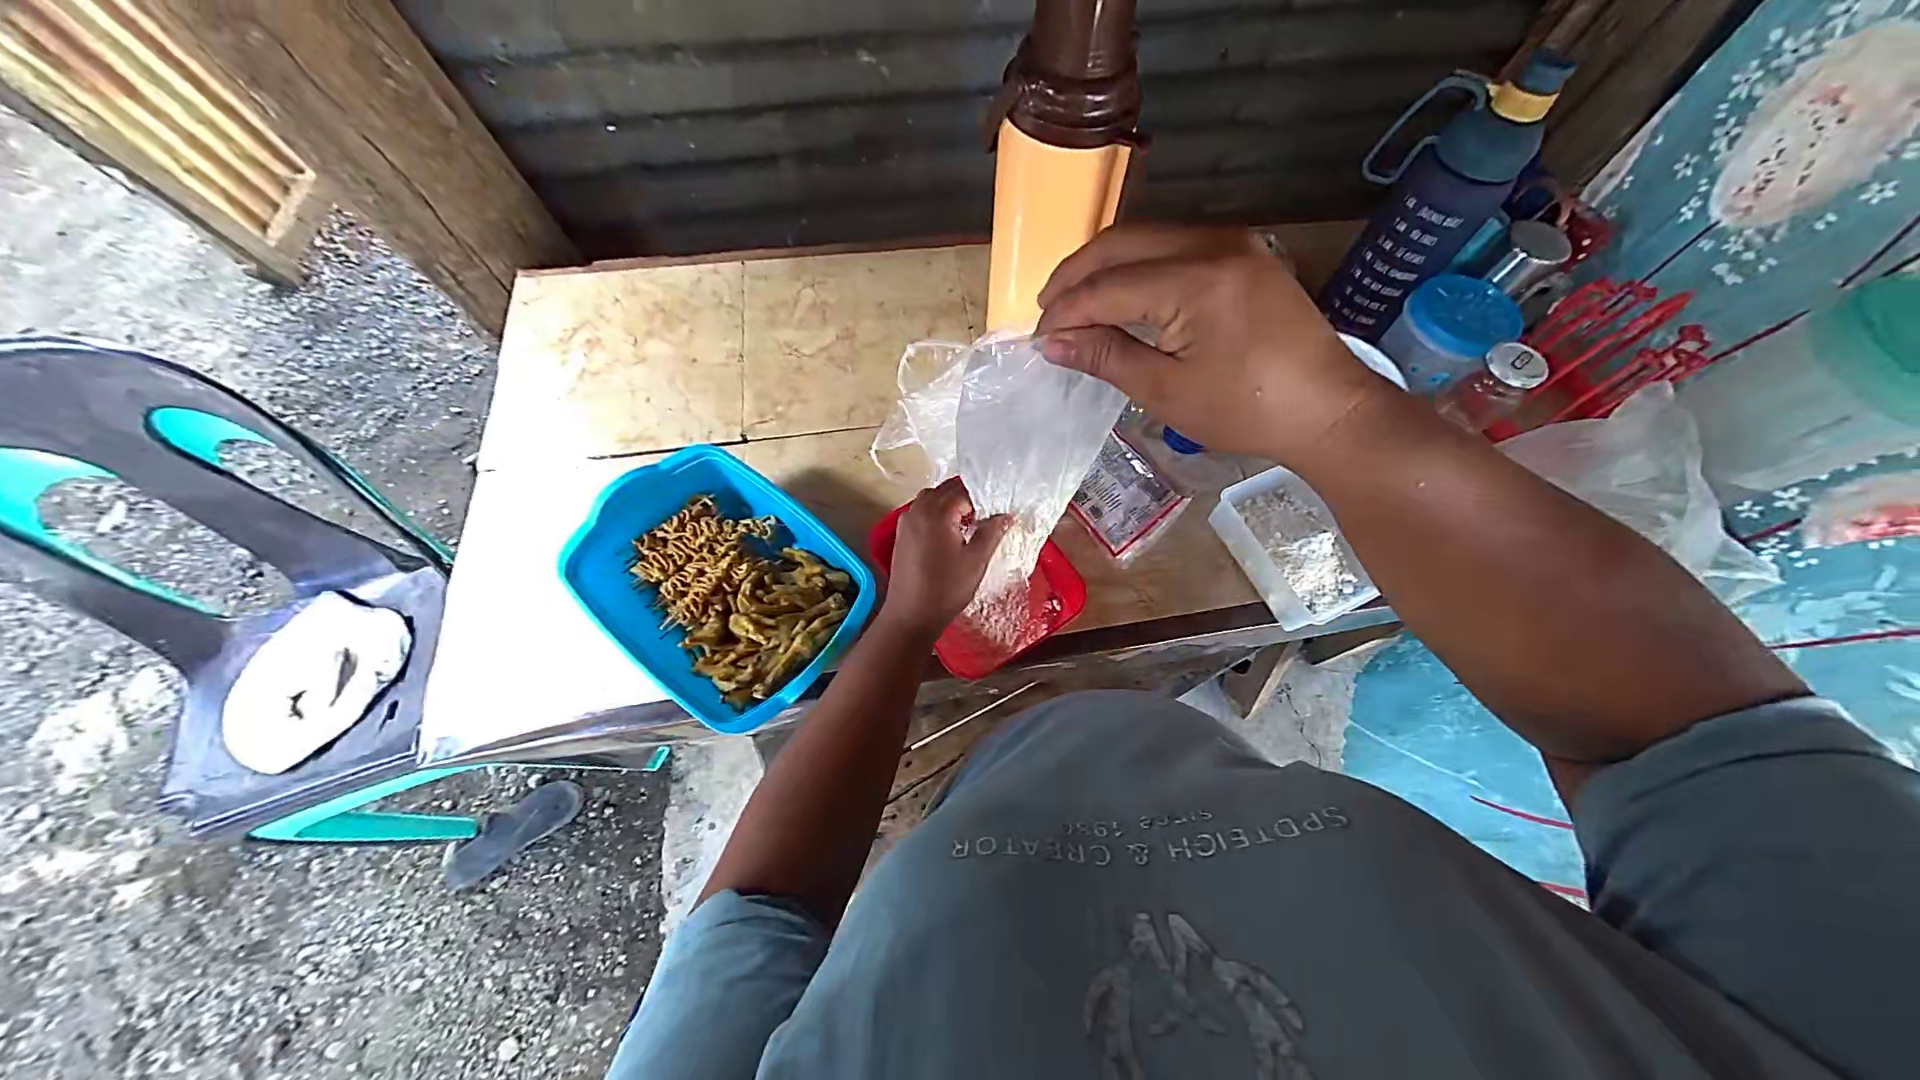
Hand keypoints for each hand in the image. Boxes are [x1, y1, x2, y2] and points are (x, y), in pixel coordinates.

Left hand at [877, 477, 1010, 638]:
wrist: (910, 615)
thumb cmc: (945, 589)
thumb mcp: (976, 561)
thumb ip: (992, 532)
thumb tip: (1005, 515)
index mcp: (936, 512)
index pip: (964, 491)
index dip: (983, 498)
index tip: (998, 510)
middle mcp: (917, 511)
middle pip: (945, 490)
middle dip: (966, 496)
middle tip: (987, 514)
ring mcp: (906, 522)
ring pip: (931, 499)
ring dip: (951, 504)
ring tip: (970, 522)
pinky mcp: (902, 535)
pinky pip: (922, 512)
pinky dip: (937, 514)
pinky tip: (951, 533)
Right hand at [1034, 223, 1394, 460]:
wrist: (1327, 408)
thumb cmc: (1246, 410)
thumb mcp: (1167, 391)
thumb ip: (1107, 356)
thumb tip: (1052, 343)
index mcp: (1196, 280)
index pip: (1106, 286)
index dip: (1065, 313)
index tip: (1038, 340)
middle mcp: (1214, 244)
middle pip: (1121, 243)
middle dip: (1075, 276)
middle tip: (1046, 312)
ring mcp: (1233, 242)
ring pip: (1146, 236)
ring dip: (1104, 266)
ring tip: (1075, 304)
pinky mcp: (1243, 253)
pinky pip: (1173, 246)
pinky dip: (1137, 266)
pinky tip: (1121, 294)